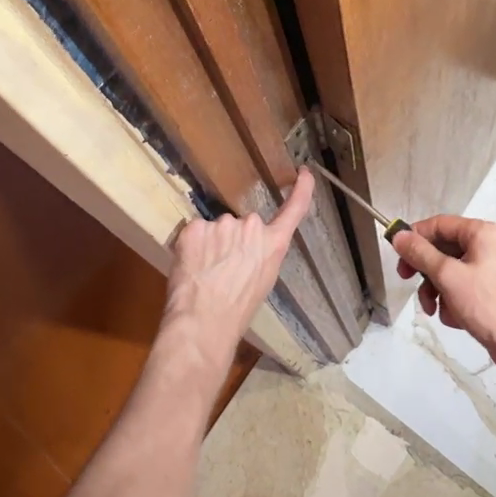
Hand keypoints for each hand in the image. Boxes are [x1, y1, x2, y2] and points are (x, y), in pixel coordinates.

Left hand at [161, 168, 313, 359]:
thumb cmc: (236, 313)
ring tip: (205, 273)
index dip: (301, 190)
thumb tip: (246, 248)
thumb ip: (260, 254)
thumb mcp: (262, 282)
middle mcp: (251, 226)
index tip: (305, 172)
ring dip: (211, 243)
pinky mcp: (195, 227)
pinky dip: (191, 246)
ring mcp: (222, 223)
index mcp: (273, 244)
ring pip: (216, 228)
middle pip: (241, 224)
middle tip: (222, 269)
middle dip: (232, 240)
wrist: (203, 324)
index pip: (293, 210)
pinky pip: (194, 231)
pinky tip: (190, 267)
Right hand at [392, 216, 495, 370]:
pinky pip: (461, 286)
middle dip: (425, 270)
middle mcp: (487, 244)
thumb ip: (420, 253)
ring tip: (434, 310)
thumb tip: (398, 235)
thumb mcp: (447, 276)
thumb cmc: (485, 304)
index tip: (397, 255)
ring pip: (449, 270)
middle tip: (407, 281)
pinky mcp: (490, 289)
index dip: (415, 237)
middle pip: (443, 248)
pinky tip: (455, 318)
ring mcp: (490, 267)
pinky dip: (452, 300)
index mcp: (481, 232)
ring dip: (436, 289)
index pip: (439, 224)